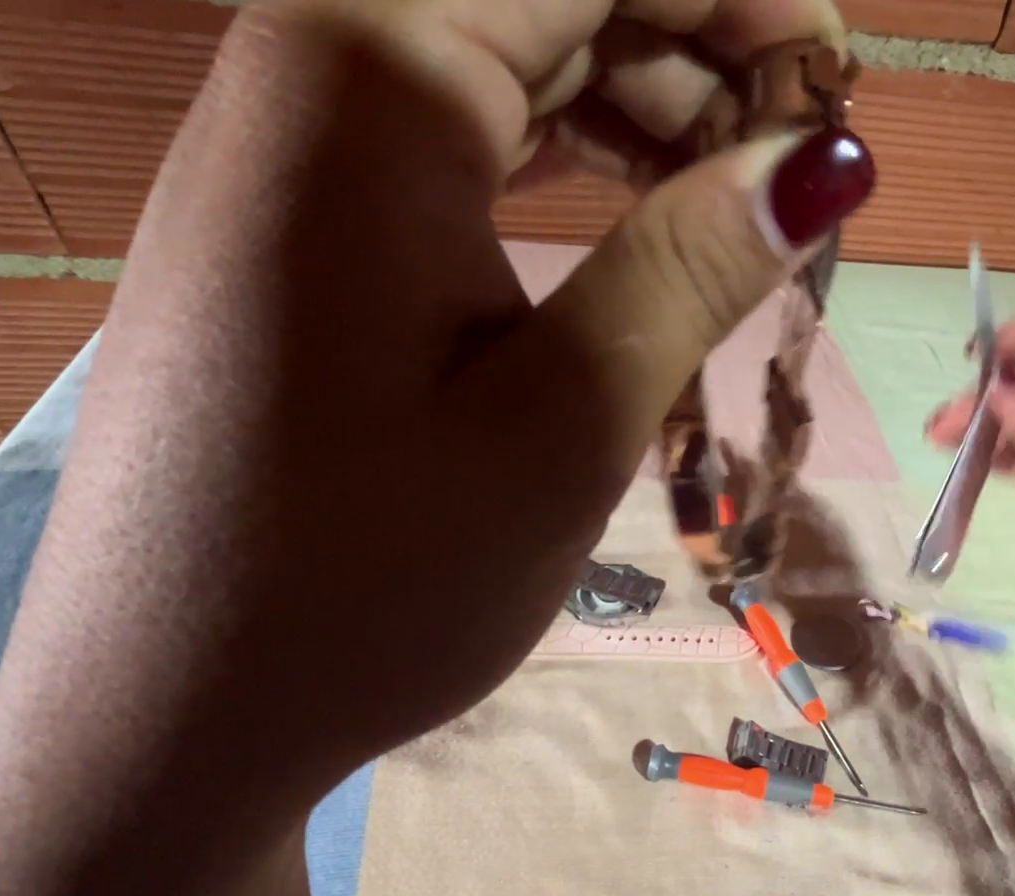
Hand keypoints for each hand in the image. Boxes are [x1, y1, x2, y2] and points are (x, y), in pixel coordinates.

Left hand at [61, 0, 876, 780]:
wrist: (178, 711)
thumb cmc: (376, 579)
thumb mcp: (568, 419)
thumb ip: (696, 262)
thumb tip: (828, 159)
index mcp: (367, 77)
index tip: (836, 77)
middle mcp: (309, 74)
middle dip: (691, 50)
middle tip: (798, 152)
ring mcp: (290, 156)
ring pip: (501, 68)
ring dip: (633, 110)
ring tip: (735, 194)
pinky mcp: (297, 233)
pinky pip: (456, 145)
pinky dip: (561, 165)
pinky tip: (630, 222)